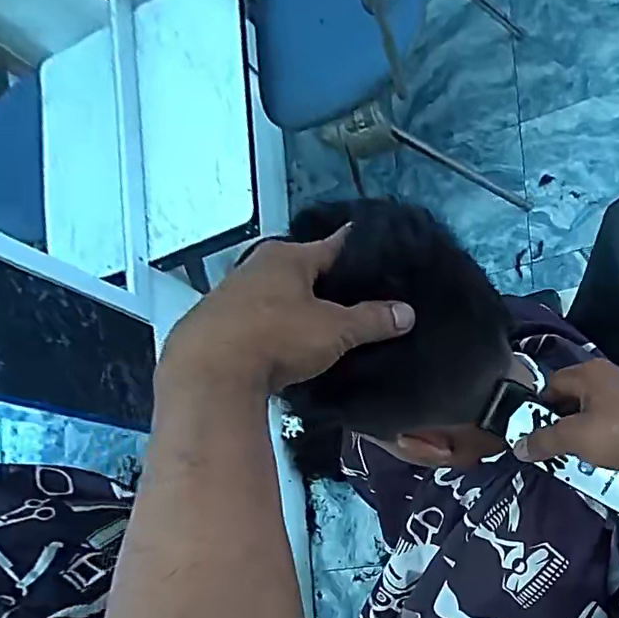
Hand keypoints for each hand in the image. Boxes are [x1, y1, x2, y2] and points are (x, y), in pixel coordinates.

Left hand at [158, 227, 414, 393]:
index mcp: (288, 256)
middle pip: (308, 272)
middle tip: (368, 302)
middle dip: (335, 286)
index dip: (363, 252)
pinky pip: (268, 322)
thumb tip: (407, 312)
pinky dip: (287, 331)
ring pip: (286, 297)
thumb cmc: (277, 336)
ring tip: (339, 328)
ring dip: (308, 311)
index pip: (336, 244)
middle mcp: (259, 266)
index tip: (385, 259)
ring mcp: (237, 295)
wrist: (212, 373)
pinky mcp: (225, 325)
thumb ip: (372, 320)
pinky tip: (302, 347)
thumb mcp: (336, 329)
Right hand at [512, 360, 618, 480]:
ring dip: (577, 437)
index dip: (537, 407)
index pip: (551, 384)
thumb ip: (544, 441)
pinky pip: (607, 428)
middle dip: (557, 424)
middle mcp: (608, 379)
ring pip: (589, 416)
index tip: (528, 431)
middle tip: (546, 447)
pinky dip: (597, 442)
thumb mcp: (575, 437)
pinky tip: (592, 460)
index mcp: (590, 373)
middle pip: (570, 399)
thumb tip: (518, 447)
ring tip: (567, 458)